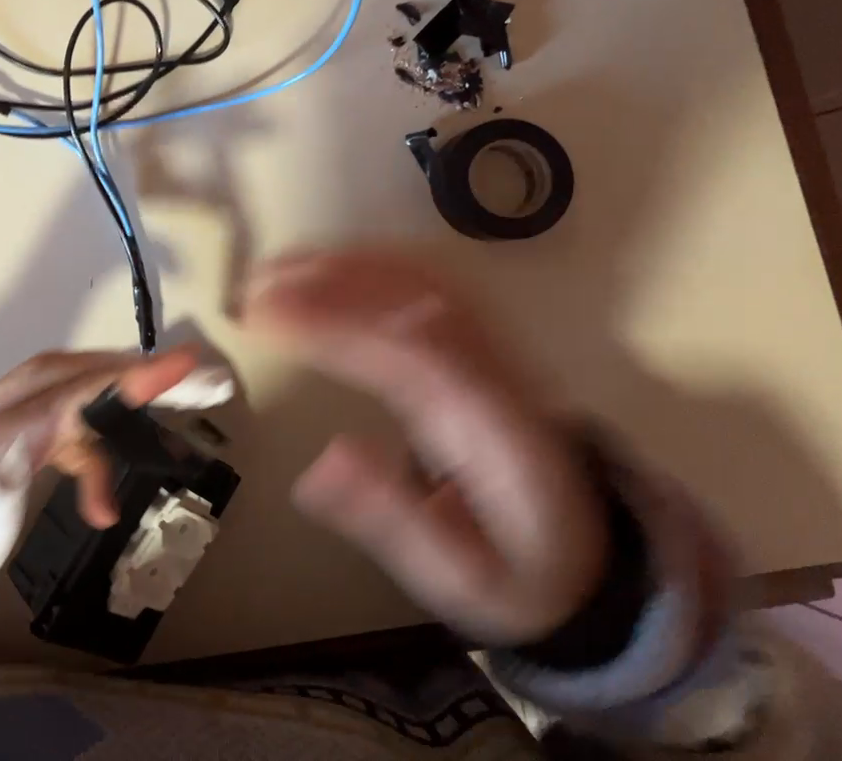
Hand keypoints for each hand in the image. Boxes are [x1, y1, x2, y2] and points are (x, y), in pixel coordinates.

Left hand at [0, 348, 198, 725]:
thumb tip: (18, 458)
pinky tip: (103, 500)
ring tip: (173, 423)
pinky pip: (44, 435)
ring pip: (49, 399)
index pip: (39, 407)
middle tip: (197, 377)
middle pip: (47, 381)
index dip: (107, 385)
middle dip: (123, 372)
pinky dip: (86, 449)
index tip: (174, 372)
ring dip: (110, 401)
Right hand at [243, 249, 607, 645]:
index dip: (337, 325)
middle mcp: (499, 378)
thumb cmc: (512, 568)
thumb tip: (322, 461)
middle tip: (256, 286)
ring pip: (428, 283)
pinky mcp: (484, 348)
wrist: (584, 556)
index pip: (413, 356)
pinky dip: (378, 264)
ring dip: (348, 264)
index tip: (268, 318)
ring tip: (277, 267)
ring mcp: (497, 355)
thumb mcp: (459, 576)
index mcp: (492, 432)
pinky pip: (435, 287)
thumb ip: (392, 521)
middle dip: (331, 282)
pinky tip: (329, 264)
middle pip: (420, 301)